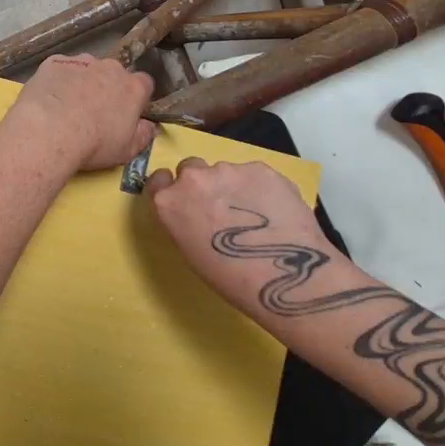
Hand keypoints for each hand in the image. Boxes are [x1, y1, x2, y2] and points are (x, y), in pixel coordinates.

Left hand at [8, 54, 154, 171]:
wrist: (49, 130)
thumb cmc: (93, 144)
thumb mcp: (127, 150)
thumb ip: (143, 135)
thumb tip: (150, 126)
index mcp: (133, 88)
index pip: (144, 84)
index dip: (135, 98)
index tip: (126, 112)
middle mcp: (110, 68)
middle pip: (113, 74)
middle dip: (107, 88)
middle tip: (94, 111)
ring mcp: (81, 61)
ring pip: (86, 69)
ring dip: (82, 82)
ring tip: (67, 106)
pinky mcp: (54, 62)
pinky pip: (60, 69)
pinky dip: (58, 80)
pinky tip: (49, 98)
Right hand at [145, 159, 339, 303]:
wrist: (286, 276)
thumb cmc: (231, 277)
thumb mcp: (190, 249)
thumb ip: (185, 219)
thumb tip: (197, 212)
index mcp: (169, 203)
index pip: (158, 180)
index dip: (171, 188)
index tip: (183, 199)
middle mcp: (193, 179)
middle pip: (192, 169)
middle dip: (203, 185)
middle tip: (223, 210)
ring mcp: (228, 170)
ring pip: (226, 172)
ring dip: (234, 187)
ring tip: (257, 216)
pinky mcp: (261, 168)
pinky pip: (254, 174)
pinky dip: (261, 188)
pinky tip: (276, 212)